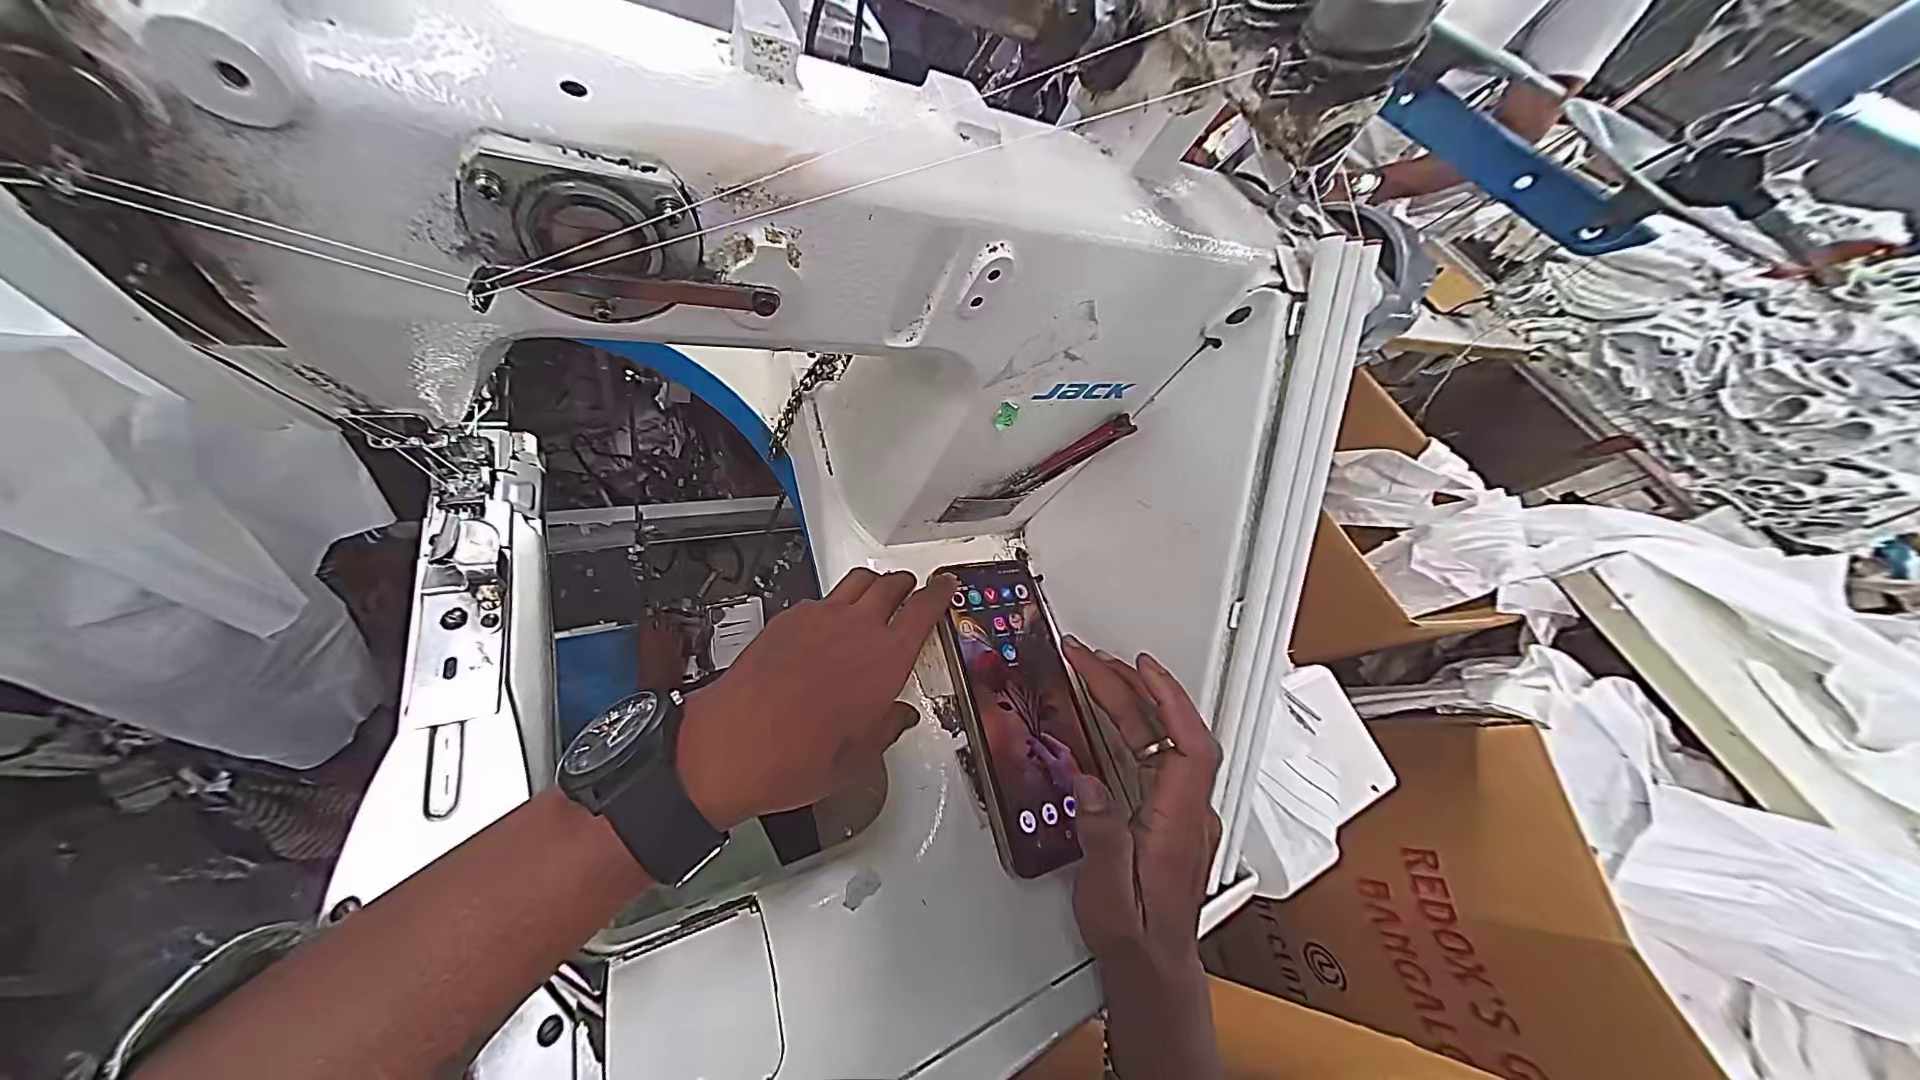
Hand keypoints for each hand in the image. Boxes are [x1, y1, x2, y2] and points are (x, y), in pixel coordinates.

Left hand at [676, 569, 955, 830]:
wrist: (732, 745)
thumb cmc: (794, 755)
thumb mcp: (860, 756)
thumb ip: (887, 726)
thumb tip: (898, 717)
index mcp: (886, 659)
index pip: (925, 608)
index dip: (940, 593)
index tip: (944, 587)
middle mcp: (856, 629)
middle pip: (892, 584)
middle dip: (908, 584)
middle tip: (913, 591)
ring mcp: (820, 618)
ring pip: (858, 580)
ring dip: (875, 583)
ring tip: (878, 593)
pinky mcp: (788, 618)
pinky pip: (822, 597)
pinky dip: (836, 601)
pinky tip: (830, 620)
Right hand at [1063, 639, 1222, 1079]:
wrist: (1153, 969)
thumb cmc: (1135, 938)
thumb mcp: (1106, 896)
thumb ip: (1100, 836)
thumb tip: (1088, 781)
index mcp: (1178, 826)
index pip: (1191, 747)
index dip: (1170, 699)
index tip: (1143, 666)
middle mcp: (1185, 810)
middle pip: (1167, 731)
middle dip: (1129, 685)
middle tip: (1088, 658)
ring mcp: (1177, 807)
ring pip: (1159, 736)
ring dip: (1127, 697)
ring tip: (1092, 669)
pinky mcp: (1164, 809)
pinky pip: (1151, 750)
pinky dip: (1130, 720)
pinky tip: (1108, 707)